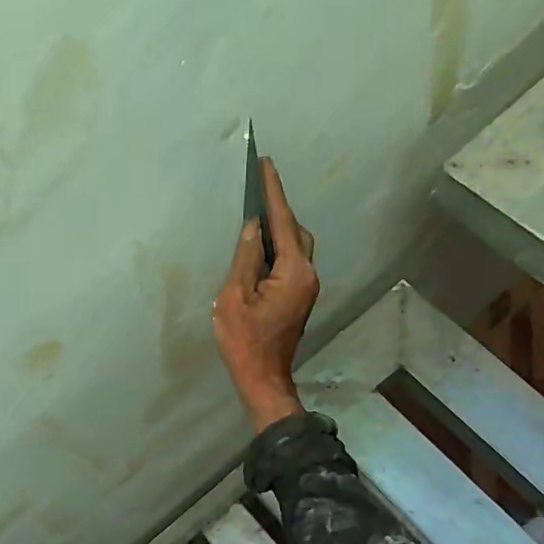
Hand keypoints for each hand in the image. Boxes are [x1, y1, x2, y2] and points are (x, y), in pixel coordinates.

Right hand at [213, 158, 317, 431]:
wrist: (263, 378)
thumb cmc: (244, 341)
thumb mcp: (234, 296)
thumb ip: (246, 256)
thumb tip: (253, 225)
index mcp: (294, 272)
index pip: (282, 222)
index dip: (272, 192)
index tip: (265, 165)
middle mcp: (308, 275)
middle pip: (295, 231)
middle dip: (278, 208)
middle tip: (258, 186)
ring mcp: (307, 287)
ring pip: (296, 246)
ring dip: (279, 228)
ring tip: (257, 212)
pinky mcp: (301, 297)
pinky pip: (292, 261)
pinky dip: (279, 247)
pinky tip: (262, 245)